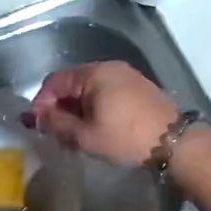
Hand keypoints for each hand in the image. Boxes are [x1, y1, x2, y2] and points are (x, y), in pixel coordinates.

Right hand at [29, 61, 179, 167]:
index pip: (54, 81)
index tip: (37, 125)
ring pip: (89, 88)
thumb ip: (56, 123)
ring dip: (76, 108)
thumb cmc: (125, 138)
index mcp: (94, 74)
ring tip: (74, 132)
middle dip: (59, 105)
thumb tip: (36, 117)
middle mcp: (109, 67)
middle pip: (72, 82)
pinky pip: (105, 91)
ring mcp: (126, 75)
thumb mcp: (85, 136)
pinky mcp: (138, 87)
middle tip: (54, 131)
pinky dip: (94, 106)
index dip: (41, 102)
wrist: (174, 143)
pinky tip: (95, 126)